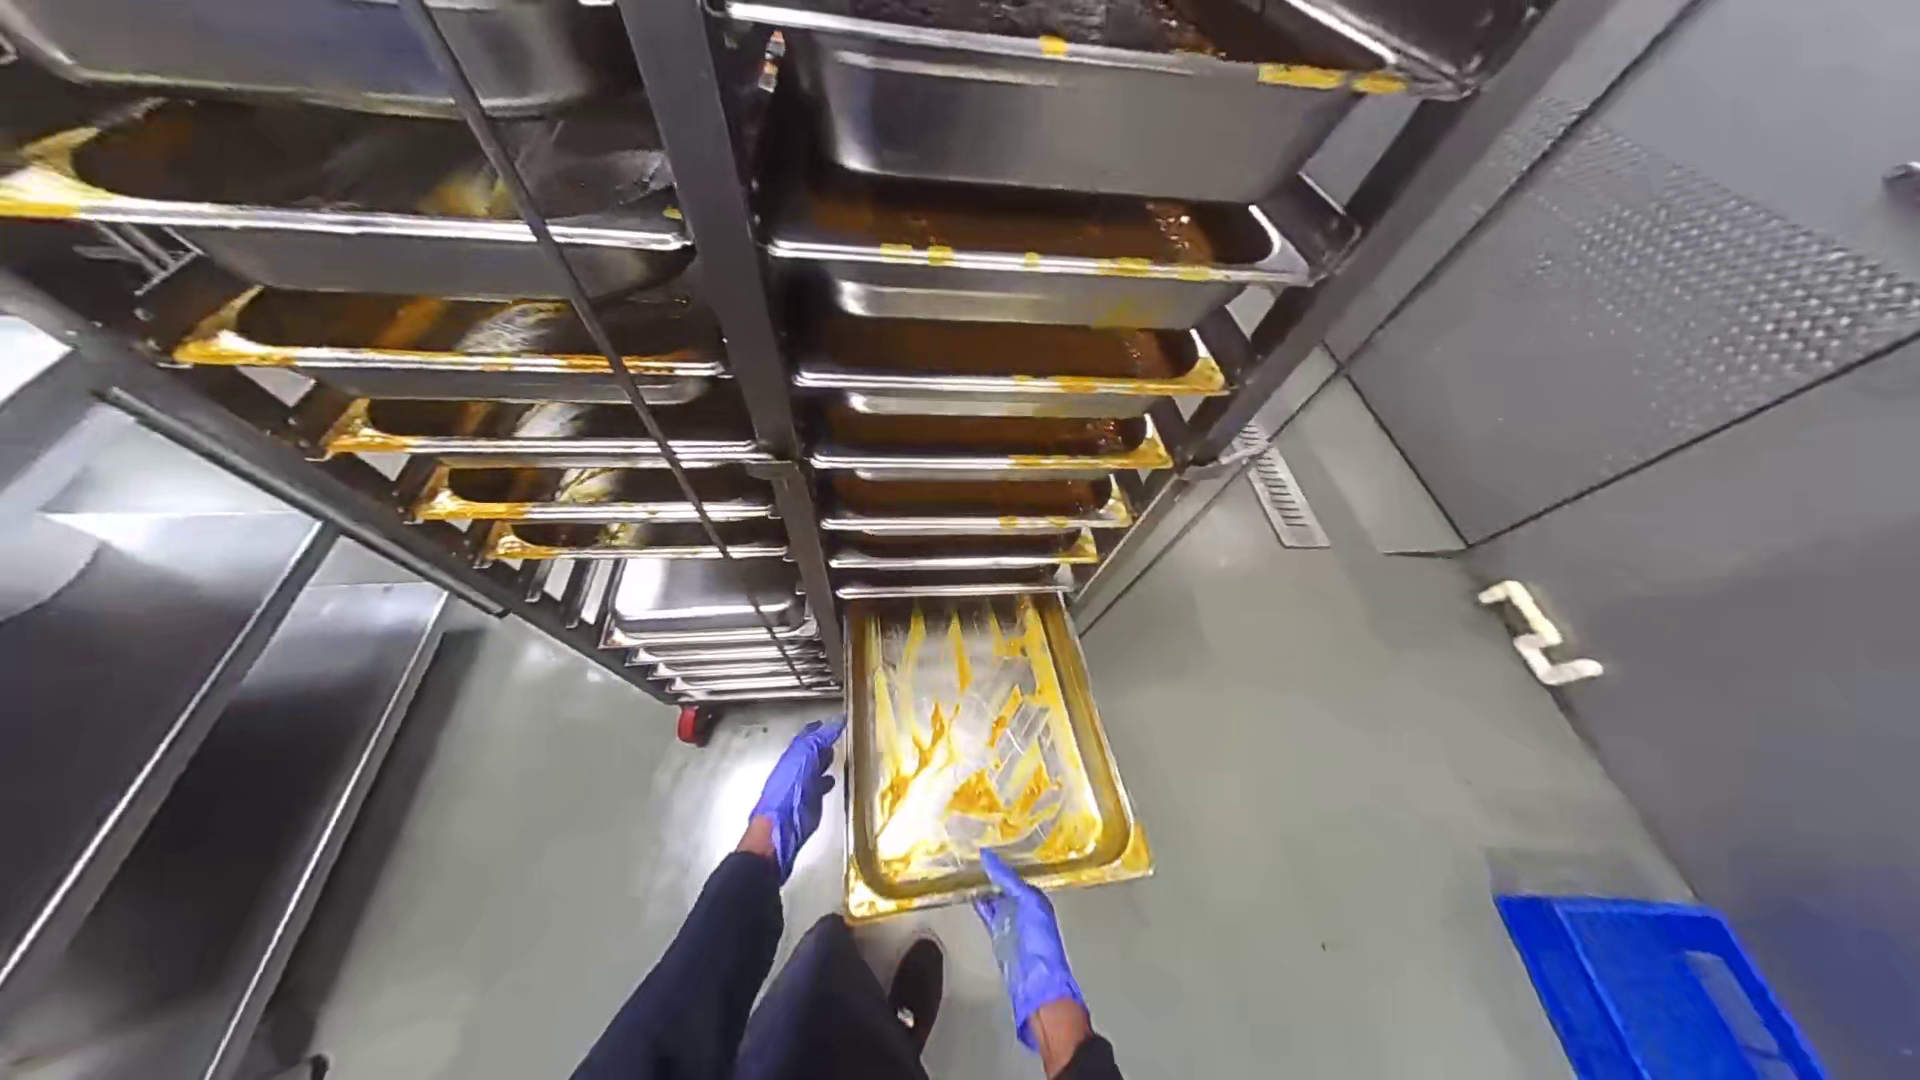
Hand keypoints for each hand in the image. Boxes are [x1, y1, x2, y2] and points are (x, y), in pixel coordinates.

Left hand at [743, 716, 843, 881]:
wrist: (778, 832)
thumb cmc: (787, 795)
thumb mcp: (803, 760)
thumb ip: (818, 741)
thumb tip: (835, 722)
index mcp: (792, 757)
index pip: (806, 737)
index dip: (818, 728)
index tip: (832, 721)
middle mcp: (795, 771)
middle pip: (810, 752)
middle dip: (822, 744)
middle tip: (836, 736)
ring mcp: (801, 788)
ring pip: (815, 769)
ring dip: (825, 762)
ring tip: (837, 756)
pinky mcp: (808, 804)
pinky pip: (819, 787)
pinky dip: (826, 781)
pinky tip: (832, 781)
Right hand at [973, 849, 1087, 1060]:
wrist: (1037, 983)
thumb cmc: (1040, 941)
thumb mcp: (1028, 902)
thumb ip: (1008, 879)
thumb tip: (988, 855)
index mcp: (1034, 896)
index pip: (1013, 873)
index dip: (999, 861)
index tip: (983, 846)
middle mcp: (1022, 906)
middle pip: (1002, 883)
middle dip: (989, 871)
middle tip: (970, 854)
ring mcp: (1010, 920)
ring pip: (993, 896)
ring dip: (981, 885)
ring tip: (965, 869)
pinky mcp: (998, 933)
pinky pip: (986, 912)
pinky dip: (978, 902)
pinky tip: (969, 893)